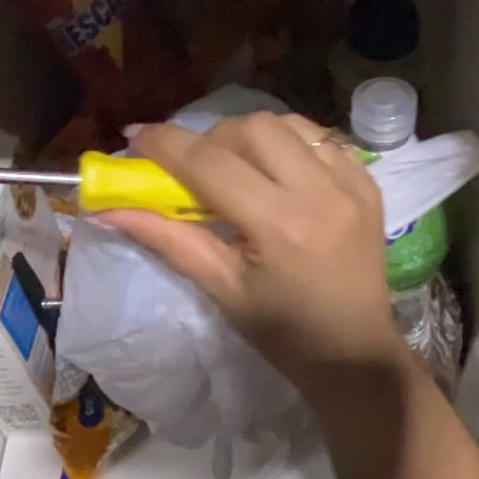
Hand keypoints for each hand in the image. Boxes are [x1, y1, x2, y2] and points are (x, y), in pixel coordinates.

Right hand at [97, 112, 404, 397]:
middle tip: (196, 170)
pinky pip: (321, 139)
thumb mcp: (223, 290)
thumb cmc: (283, 334)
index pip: (210, 163)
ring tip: (239, 170)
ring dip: (252, 137)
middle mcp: (320, 192)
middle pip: (252, 128)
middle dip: (212, 140)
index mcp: (280, 225)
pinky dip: (291, 145)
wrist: (356, 354)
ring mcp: (352, 184)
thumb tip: (110, 209)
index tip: (135, 136)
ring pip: (289, 124)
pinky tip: (279, 175)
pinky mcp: (368, 184)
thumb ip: (170, 240)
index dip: (166, 144)